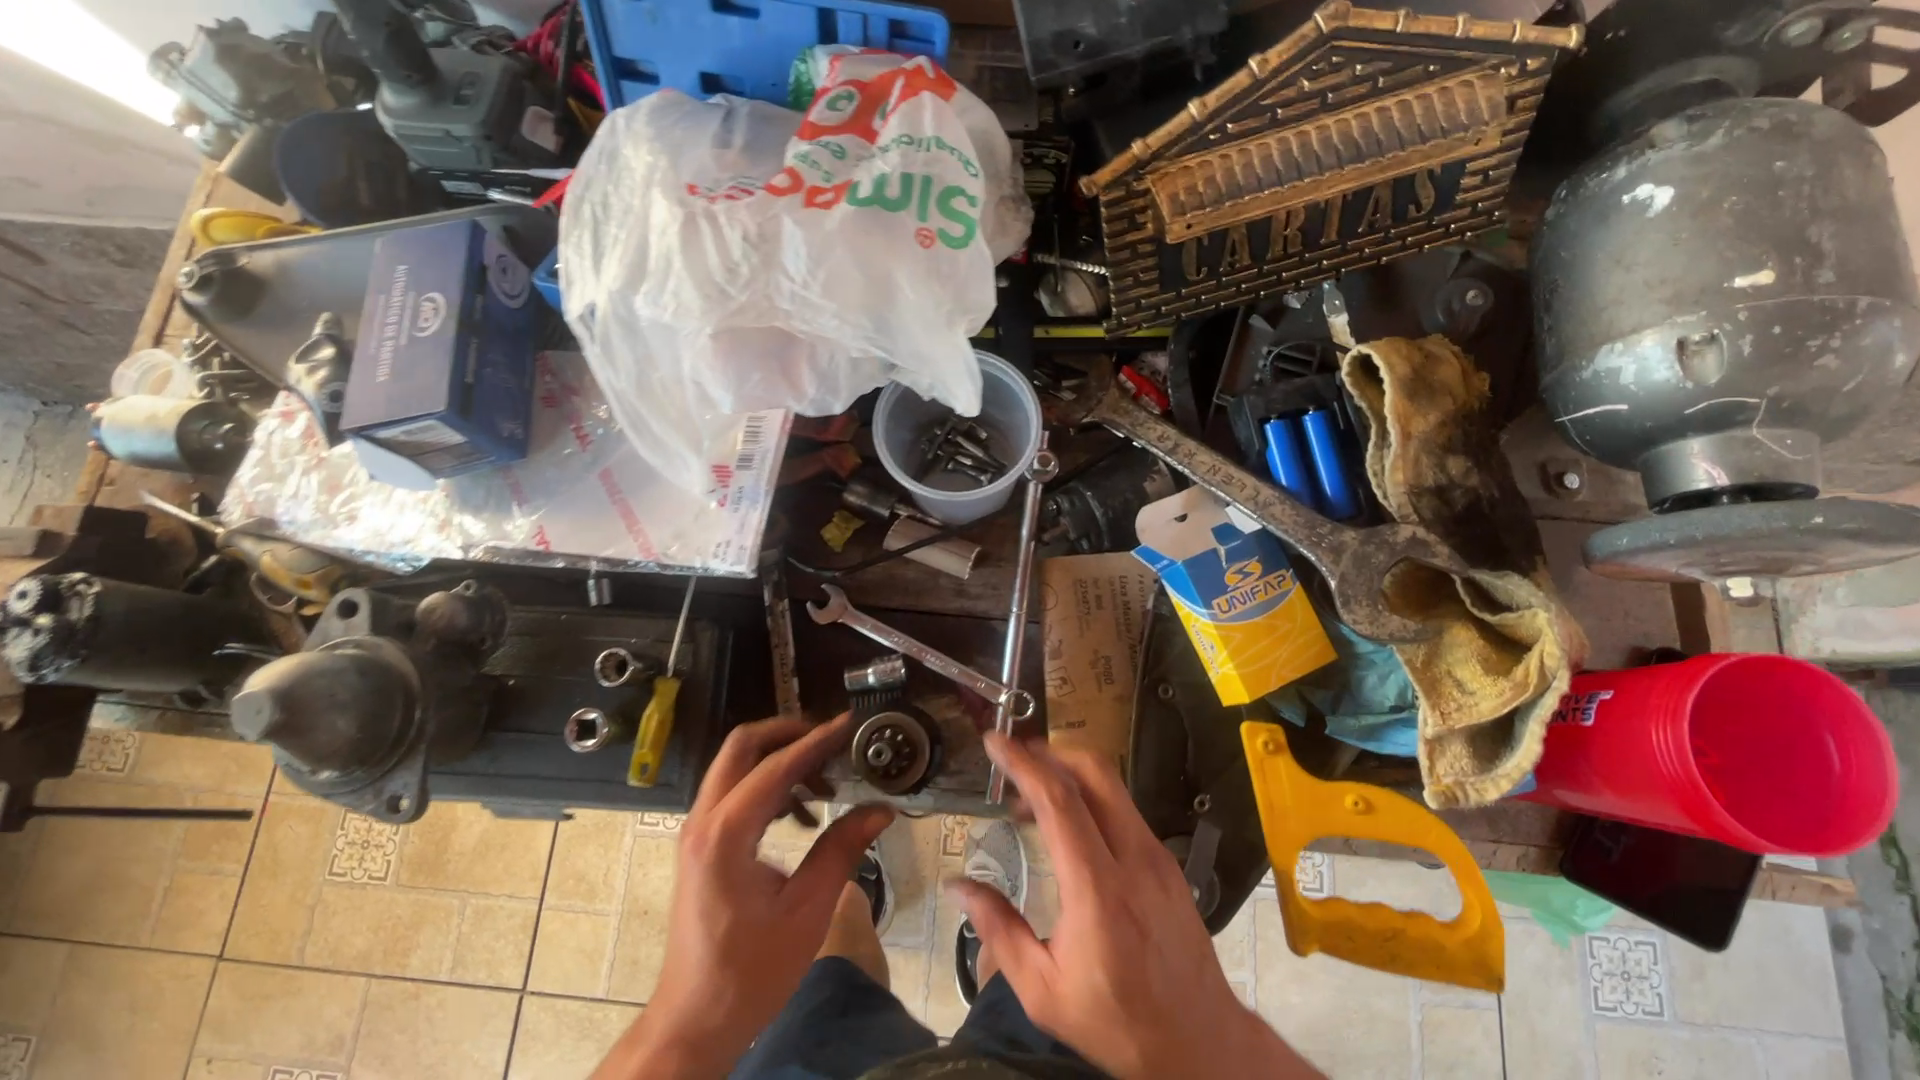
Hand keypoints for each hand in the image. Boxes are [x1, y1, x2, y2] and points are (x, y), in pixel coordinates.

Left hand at [595, 713, 893, 1079]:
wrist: (696, 1019)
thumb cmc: (752, 970)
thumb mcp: (808, 910)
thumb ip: (842, 849)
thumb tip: (881, 808)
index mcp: (726, 834)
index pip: (774, 766)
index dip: (816, 741)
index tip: (849, 724)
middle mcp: (703, 822)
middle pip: (740, 748)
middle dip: (788, 733)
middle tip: (832, 740)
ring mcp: (697, 833)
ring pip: (734, 768)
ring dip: (778, 761)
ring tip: (826, 780)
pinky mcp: (701, 848)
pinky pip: (733, 795)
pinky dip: (766, 787)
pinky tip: (803, 813)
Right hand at [954, 734, 1321, 1079]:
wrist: (1200, 1042)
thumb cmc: (1116, 1021)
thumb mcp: (1043, 990)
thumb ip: (998, 930)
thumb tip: (959, 886)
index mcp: (1098, 889)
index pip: (1059, 801)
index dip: (1023, 764)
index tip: (995, 742)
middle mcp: (1134, 859)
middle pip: (1095, 774)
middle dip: (1049, 752)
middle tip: (1013, 757)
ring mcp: (1158, 858)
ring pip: (1113, 788)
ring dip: (1069, 777)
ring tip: (1029, 800)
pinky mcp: (1168, 866)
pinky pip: (1126, 813)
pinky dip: (1091, 801)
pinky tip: (1068, 829)